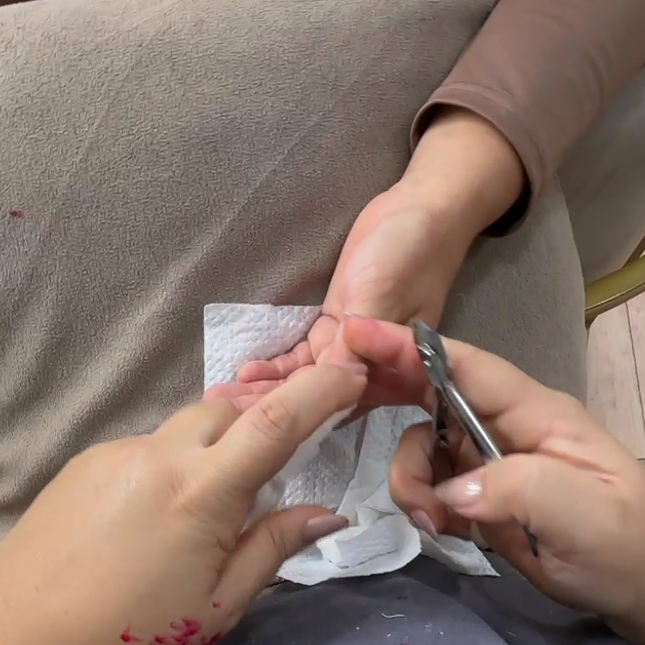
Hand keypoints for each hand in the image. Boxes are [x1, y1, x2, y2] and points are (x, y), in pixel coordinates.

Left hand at [0, 362, 363, 644]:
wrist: (15, 639)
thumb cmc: (128, 638)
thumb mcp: (217, 606)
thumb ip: (273, 548)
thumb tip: (328, 513)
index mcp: (201, 494)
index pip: (276, 421)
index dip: (321, 389)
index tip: (350, 374)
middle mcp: (158, 456)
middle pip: (227, 409)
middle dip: (258, 426)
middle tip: (262, 478)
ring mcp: (116, 453)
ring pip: (183, 429)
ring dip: (209, 451)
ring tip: (194, 516)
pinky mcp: (84, 461)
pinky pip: (145, 447)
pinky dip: (167, 466)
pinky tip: (146, 520)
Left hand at [208, 110, 523, 407]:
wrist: (416, 211)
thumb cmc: (410, 254)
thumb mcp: (381, 298)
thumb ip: (355, 343)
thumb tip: (329, 390)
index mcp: (390, 369)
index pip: (342, 403)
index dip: (303, 418)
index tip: (263, 432)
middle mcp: (368, 368)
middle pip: (317, 399)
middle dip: (275, 410)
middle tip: (228, 418)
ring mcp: (346, 349)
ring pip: (304, 380)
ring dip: (269, 390)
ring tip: (228, 400)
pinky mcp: (332, 330)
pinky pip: (301, 357)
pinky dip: (276, 367)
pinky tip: (246, 374)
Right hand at [342, 315, 644, 637]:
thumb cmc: (630, 543)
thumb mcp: (587, 514)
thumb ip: (521, 490)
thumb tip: (451, 493)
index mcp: (536, 414)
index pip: (467, 369)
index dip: (411, 348)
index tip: (357, 331)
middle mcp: (506, 428)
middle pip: (431, 401)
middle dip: (392, 405)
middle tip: (349, 415)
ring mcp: (490, 463)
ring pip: (423, 452)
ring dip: (411, 483)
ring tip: (433, 524)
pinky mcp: (480, 497)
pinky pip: (431, 489)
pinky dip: (423, 506)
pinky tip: (446, 531)